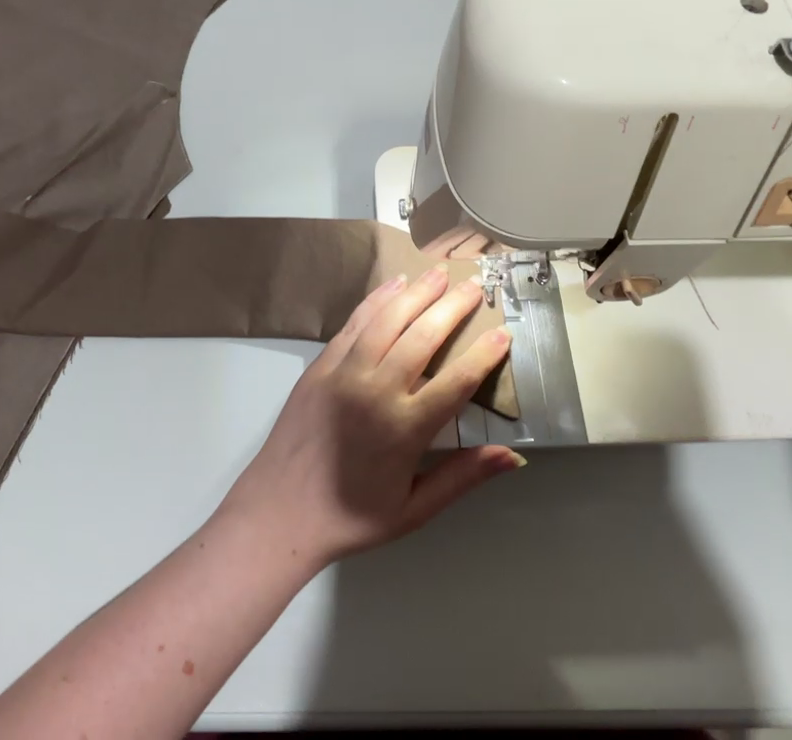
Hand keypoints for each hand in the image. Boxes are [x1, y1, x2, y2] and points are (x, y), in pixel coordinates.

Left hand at [218, 265, 522, 567]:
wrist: (278, 513)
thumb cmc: (351, 517)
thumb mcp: (413, 510)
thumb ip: (463, 478)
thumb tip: (513, 455)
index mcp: (405, 429)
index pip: (457, 381)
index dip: (484, 354)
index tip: (503, 331)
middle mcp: (376, 391)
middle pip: (423, 337)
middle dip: (453, 308)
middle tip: (475, 286)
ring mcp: (343, 374)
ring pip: (387, 321)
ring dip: (416, 293)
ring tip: (440, 274)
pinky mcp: (319, 368)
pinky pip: (353, 326)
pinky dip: (375, 302)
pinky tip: (393, 287)